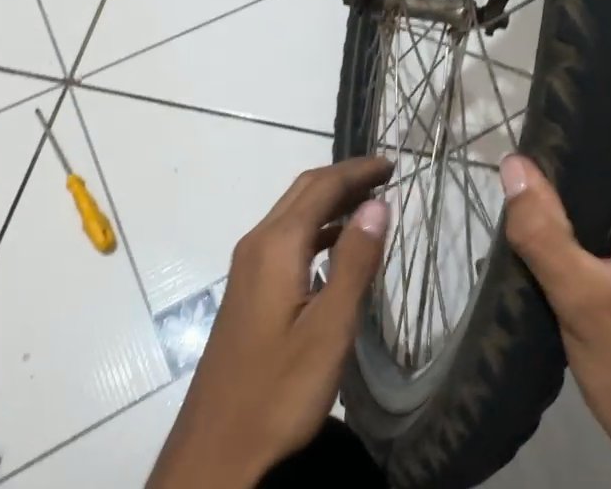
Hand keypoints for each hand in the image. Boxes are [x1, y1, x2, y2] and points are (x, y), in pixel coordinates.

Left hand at [147, 157, 392, 488]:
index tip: (393, 164)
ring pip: (293, 214)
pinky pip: (286, 239)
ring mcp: (248, 267)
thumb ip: (354, 263)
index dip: (358, 171)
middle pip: (303, 192)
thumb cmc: (279, 390)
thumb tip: (377, 203)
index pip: (321, 187)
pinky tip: (338, 248)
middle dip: (344, 178)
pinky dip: (317, 229)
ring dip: (330, 202)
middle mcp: (257, 245)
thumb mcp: (329, 329)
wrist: (217, 445)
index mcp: (276, 246)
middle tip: (387, 176)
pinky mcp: (249, 289)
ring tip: (372, 205)